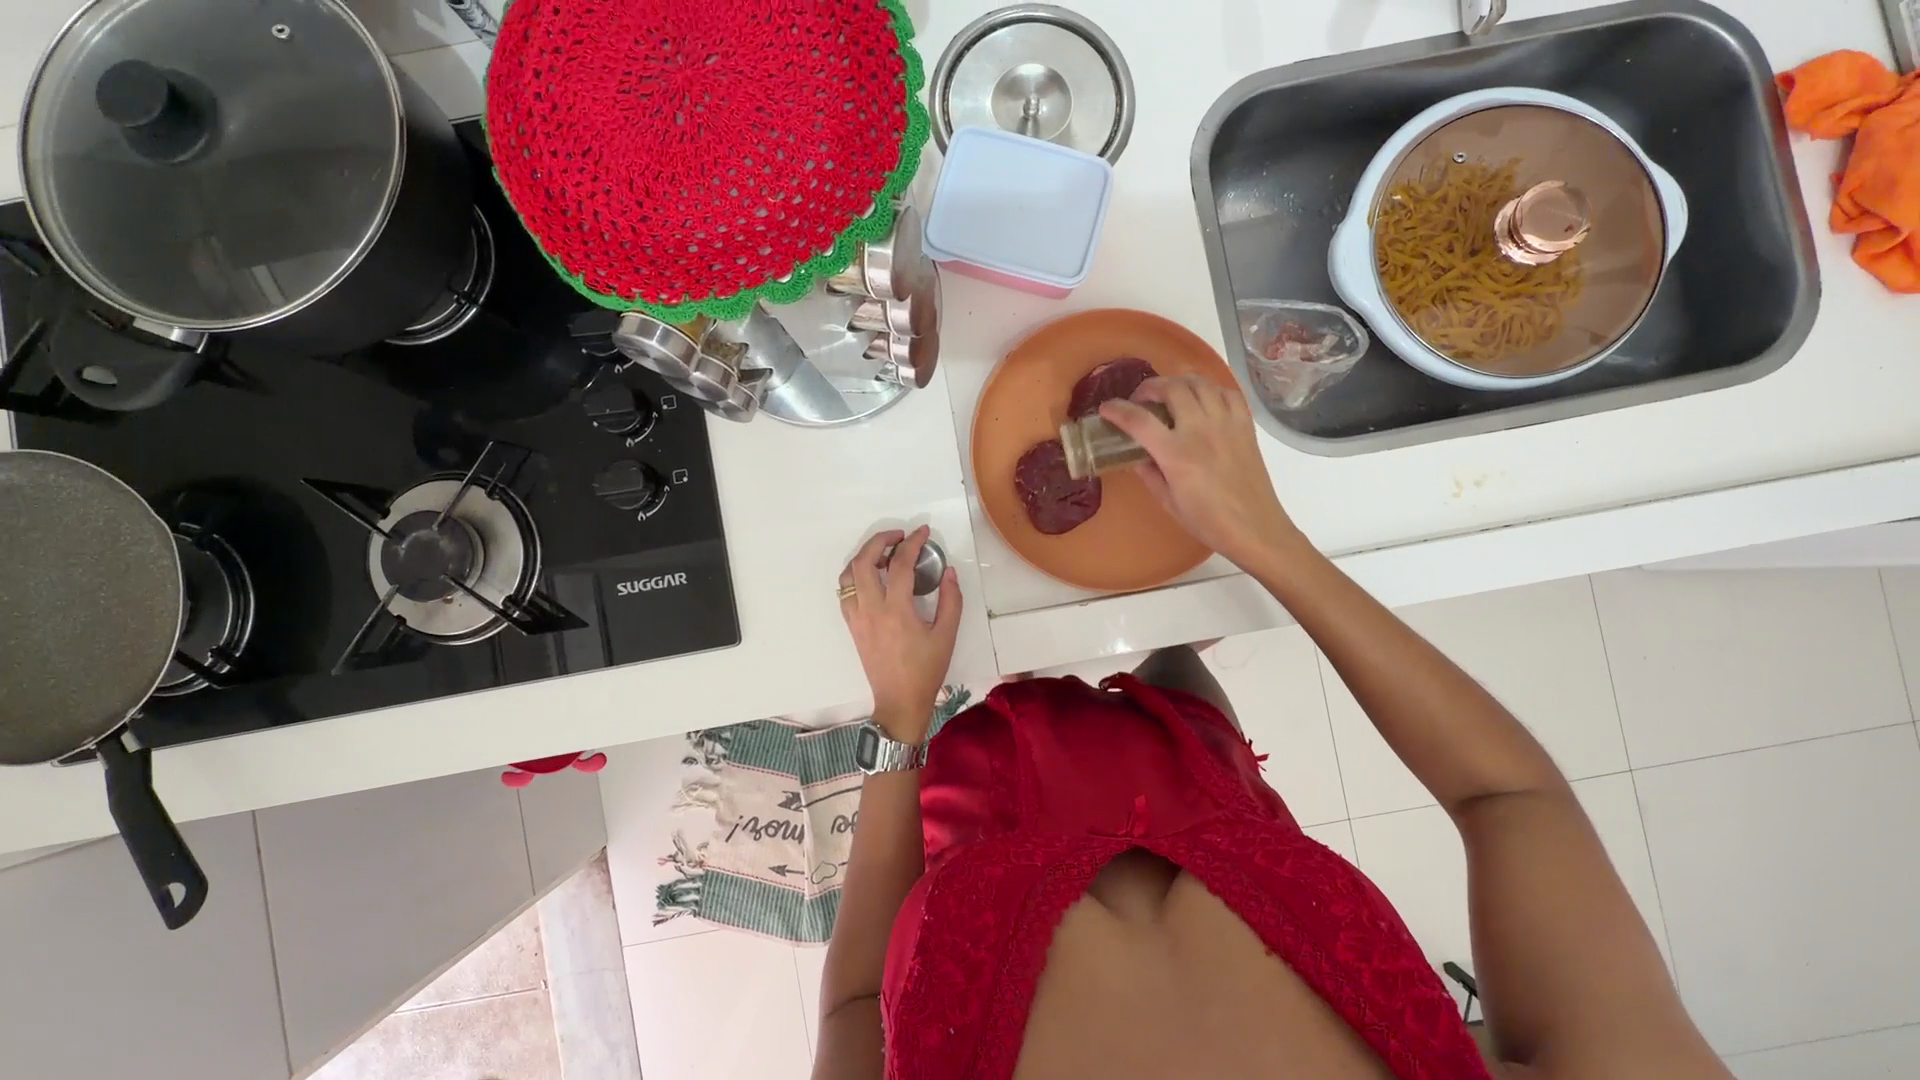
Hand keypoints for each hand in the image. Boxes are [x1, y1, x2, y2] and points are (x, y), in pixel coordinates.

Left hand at [837, 525, 961, 739]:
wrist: (899, 702)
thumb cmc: (925, 671)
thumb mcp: (947, 635)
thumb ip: (951, 600)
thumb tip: (948, 571)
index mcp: (896, 611)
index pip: (901, 564)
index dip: (913, 543)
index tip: (923, 532)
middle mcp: (871, 610)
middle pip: (864, 561)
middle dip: (880, 540)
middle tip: (899, 536)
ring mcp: (857, 618)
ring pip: (848, 575)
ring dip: (864, 556)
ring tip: (884, 553)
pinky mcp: (852, 626)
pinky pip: (845, 592)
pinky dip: (855, 576)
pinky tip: (873, 576)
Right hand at [1099, 376, 1302, 569]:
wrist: (1254, 528)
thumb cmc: (1208, 522)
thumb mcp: (1168, 502)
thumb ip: (1149, 474)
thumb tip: (1137, 456)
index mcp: (1176, 454)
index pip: (1139, 420)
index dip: (1117, 410)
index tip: (1106, 408)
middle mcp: (1201, 430)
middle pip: (1171, 388)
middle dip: (1149, 387)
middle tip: (1142, 400)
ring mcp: (1226, 423)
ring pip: (1200, 382)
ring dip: (1179, 382)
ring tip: (1171, 394)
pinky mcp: (1245, 425)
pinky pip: (1227, 392)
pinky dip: (1211, 390)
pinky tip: (1204, 401)